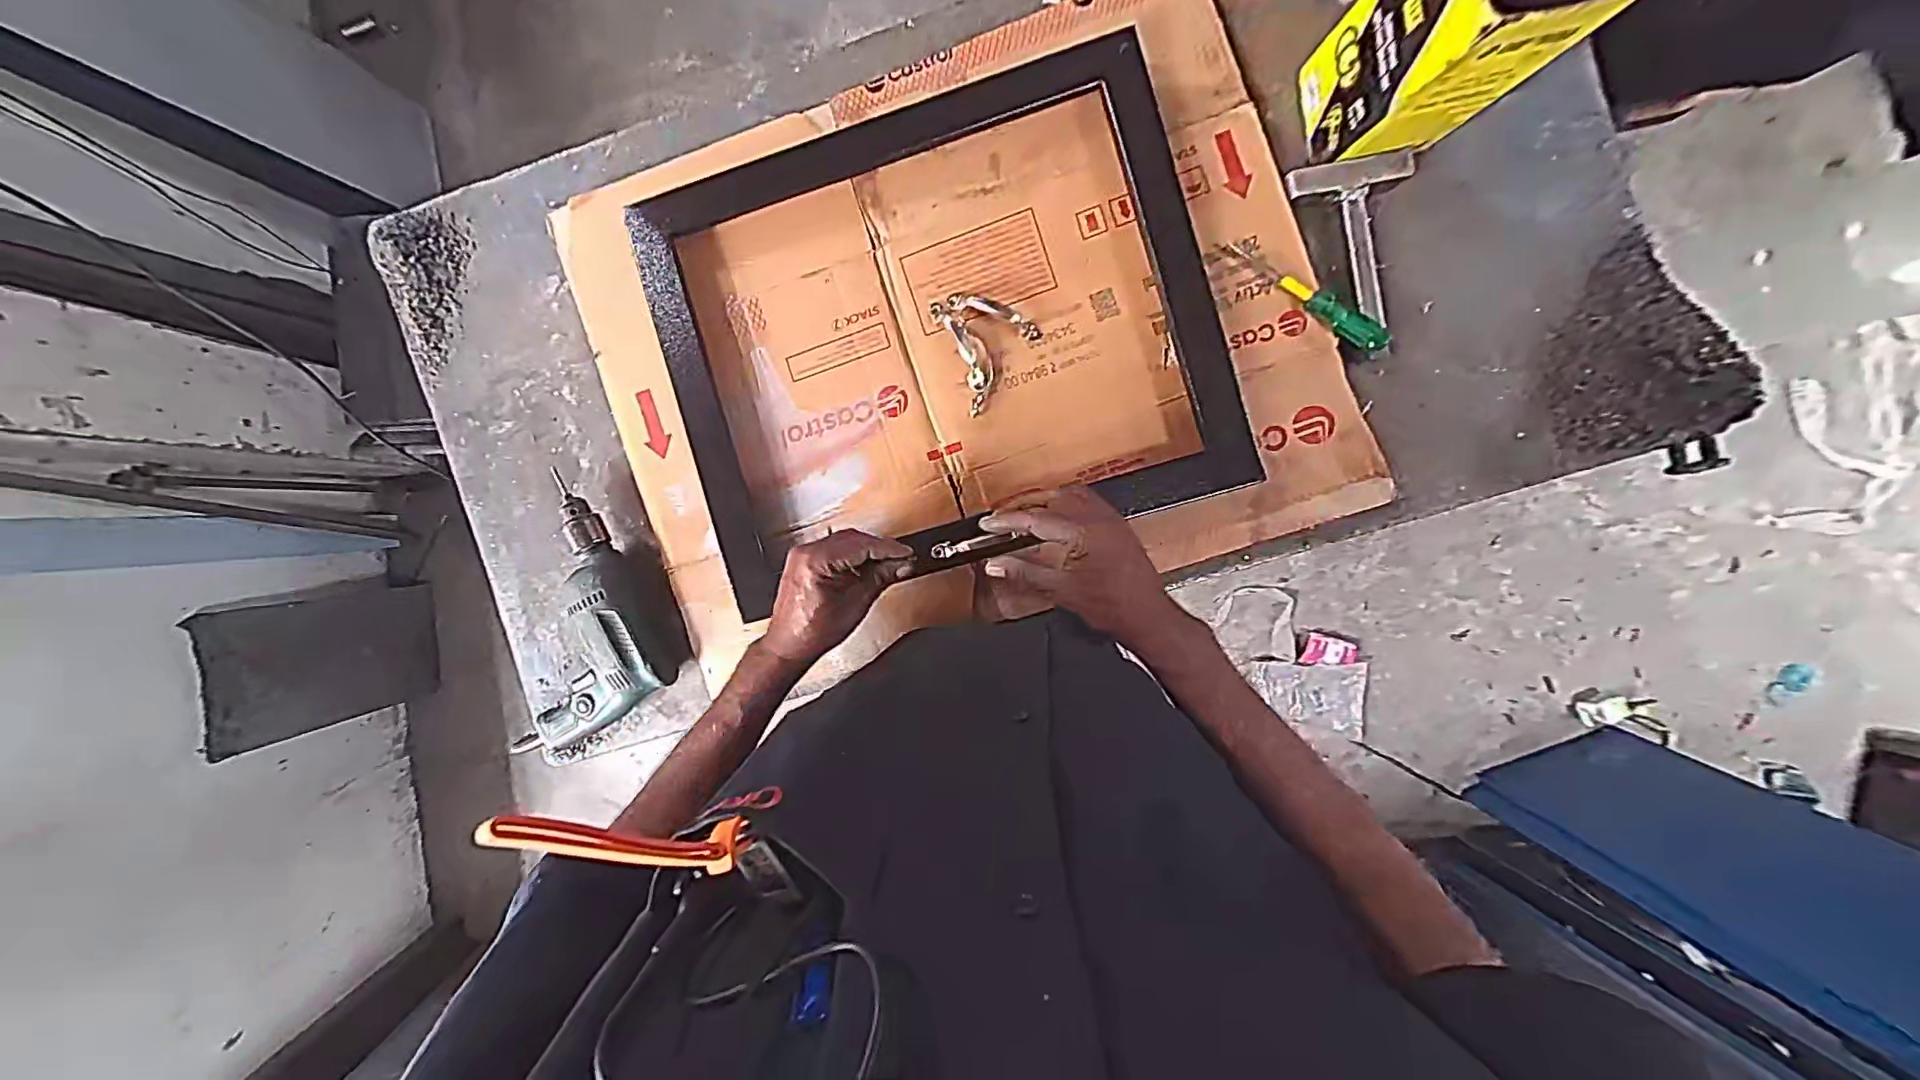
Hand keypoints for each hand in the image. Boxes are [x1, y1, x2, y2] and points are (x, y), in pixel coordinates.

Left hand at [760, 530, 913, 664]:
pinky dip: (853, 554)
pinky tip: (867, 563)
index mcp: (815, 561)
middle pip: (853, 538)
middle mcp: (805, 553)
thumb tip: (900, 565)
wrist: (790, 645)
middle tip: (902, 559)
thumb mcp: (856, 603)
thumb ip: (880, 578)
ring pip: (844, 540)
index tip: (906, 554)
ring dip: (868, 550)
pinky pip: (833, 548)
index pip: (861, 545)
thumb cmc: (813, 633)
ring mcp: (802, 554)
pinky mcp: (803, 560)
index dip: (888, 549)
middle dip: (880, 548)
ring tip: (888, 563)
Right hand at [979, 486, 1197, 654]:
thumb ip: (1024, 573)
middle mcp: (1097, 518)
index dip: (1006, 521)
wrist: (1147, 616)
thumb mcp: (1060, 590)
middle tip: (1001, 519)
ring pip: (1068, 495)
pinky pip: (1086, 500)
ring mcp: (1109, 518)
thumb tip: (997, 565)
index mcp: (1081, 532)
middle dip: (1021, 506)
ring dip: (1044, 501)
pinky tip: (1057, 517)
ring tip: (1025, 514)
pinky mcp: (1116, 524)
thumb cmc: (1114, 607)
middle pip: (1050, 498)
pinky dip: (1065, 504)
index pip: (1034, 518)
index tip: (988, 524)